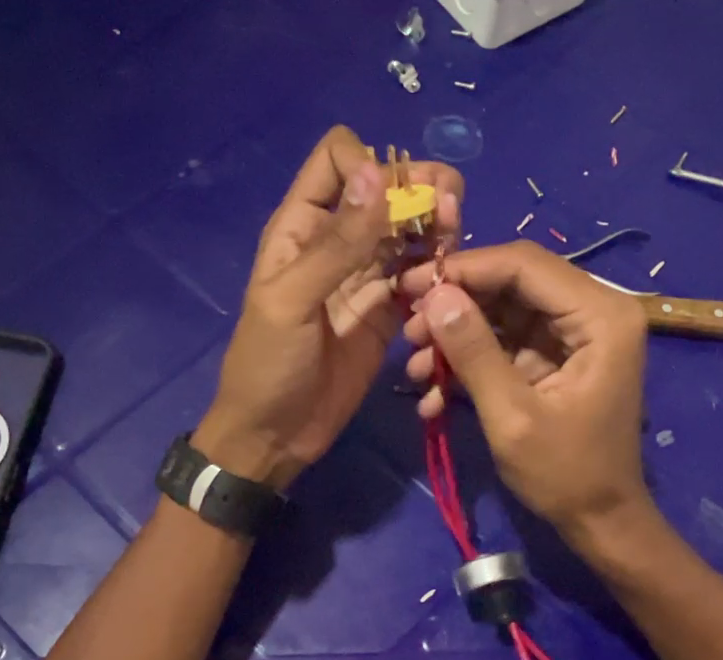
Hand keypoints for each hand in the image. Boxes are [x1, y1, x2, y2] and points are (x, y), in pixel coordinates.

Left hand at [194, 126, 462, 490]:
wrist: (274, 435)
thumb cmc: (268, 366)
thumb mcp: (291, 301)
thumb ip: (336, 243)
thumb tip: (377, 174)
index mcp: (300, 228)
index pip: (338, 160)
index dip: (370, 165)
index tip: (394, 200)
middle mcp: (335, 243)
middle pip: (383, 191)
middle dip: (418, 190)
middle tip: (448, 210)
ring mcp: (363, 279)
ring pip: (407, 231)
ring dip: (435, 227)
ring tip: (455, 239)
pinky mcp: (386, 314)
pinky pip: (418, 278)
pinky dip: (437, 272)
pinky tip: (449, 280)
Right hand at [397, 240, 652, 534]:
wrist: (599, 520)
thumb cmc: (565, 473)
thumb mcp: (512, 415)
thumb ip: (474, 351)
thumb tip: (434, 295)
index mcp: (600, 316)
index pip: (524, 265)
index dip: (464, 269)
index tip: (409, 288)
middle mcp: (593, 312)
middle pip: (511, 283)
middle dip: (455, 305)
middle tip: (407, 331)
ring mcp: (573, 335)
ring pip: (502, 312)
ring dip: (455, 337)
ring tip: (415, 369)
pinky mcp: (554, 358)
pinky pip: (505, 343)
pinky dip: (470, 362)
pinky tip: (433, 394)